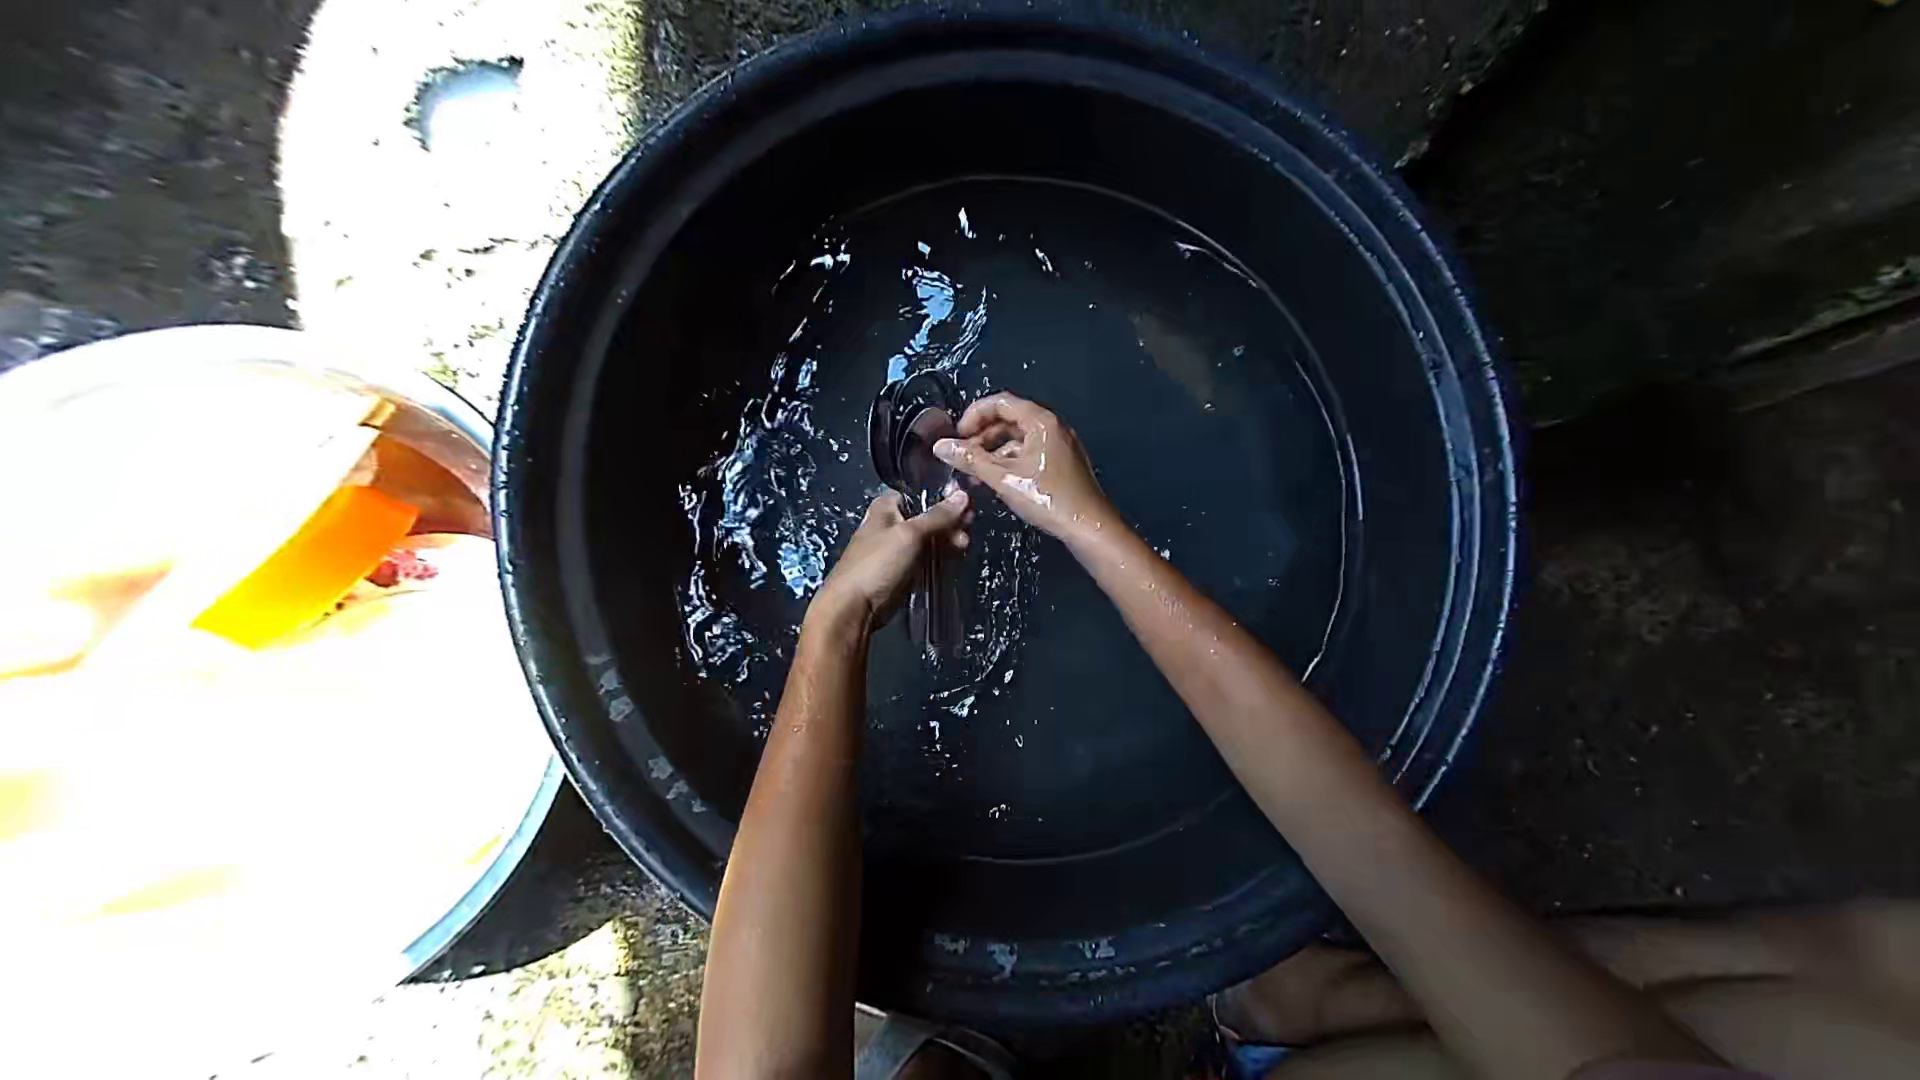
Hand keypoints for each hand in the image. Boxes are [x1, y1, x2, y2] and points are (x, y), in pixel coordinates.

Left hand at [811, 489, 969, 630]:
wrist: (855, 607)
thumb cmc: (877, 563)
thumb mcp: (909, 534)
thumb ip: (938, 516)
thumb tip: (963, 495)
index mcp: (886, 509)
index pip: (918, 494)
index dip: (942, 497)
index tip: (965, 501)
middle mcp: (892, 525)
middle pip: (928, 518)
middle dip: (949, 521)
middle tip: (969, 525)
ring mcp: (899, 550)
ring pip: (930, 540)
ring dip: (947, 540)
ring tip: (964, 544)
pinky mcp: (905, 571)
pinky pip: (928, 559)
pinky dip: (941, 558)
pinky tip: (956, 557)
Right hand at [933, 392, 1119, 545]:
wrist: (1088, 526)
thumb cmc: (1048, 499)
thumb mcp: (1002, 478)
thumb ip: (970, 460)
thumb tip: (941, 446)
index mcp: (1041, 422)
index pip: (1000, 402)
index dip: (973, 416)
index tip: (957, 436)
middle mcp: (1052, 427)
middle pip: (1009, 419)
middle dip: (982, 435)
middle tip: (962, 455)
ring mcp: (1059, 445)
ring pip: (1018, 438)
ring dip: (994, 451)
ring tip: (974, 472)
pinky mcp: (1061, 462)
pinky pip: (1029, 452)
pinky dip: (1010, 461)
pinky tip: (996, 481)